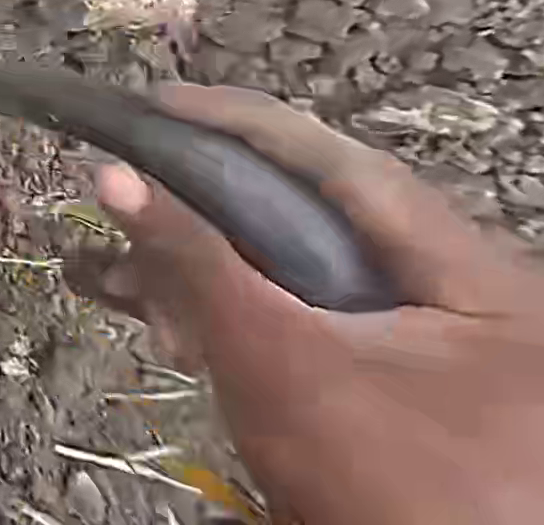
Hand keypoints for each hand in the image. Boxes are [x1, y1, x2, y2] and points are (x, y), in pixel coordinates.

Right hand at [93, 83, 543, 524]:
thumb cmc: (383, 482)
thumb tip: (107, 173)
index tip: (154, 101)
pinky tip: (151, 323)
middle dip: (194, 216)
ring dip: (185, 272)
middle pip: (295, 214)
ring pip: (271, 263)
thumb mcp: (271, 356)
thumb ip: (187, 256)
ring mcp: (404, 333)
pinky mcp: (363, 362)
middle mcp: (448, 294)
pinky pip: (272, 307)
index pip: (346, 166)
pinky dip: (207, 307)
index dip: (243, 122)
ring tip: (117, 287)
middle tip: (122, 193)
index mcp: (476, 282)